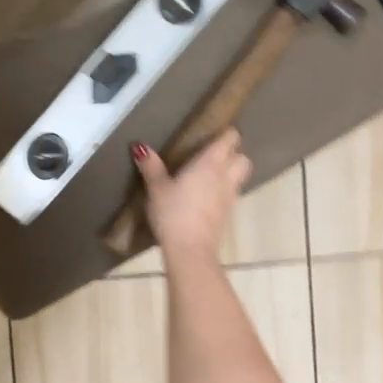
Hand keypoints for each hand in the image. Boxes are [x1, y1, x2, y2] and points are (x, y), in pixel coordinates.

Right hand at [132, 129, 252, 261]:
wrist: (190, 249)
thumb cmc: (173, 213)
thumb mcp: (157, 188)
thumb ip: (151, 166)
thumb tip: (140, 147)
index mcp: (210, 163)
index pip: (229, 139)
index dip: (226, 133)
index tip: (213, 133)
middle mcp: (225, 177)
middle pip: (243, 157)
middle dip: (234, 153)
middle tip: (214, 155)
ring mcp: (230, 197)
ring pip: (241, 177)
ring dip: (232, 172)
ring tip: (211, 175)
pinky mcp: (229, 215)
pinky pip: (232, 195)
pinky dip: (225, 191)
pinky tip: (207, 197)